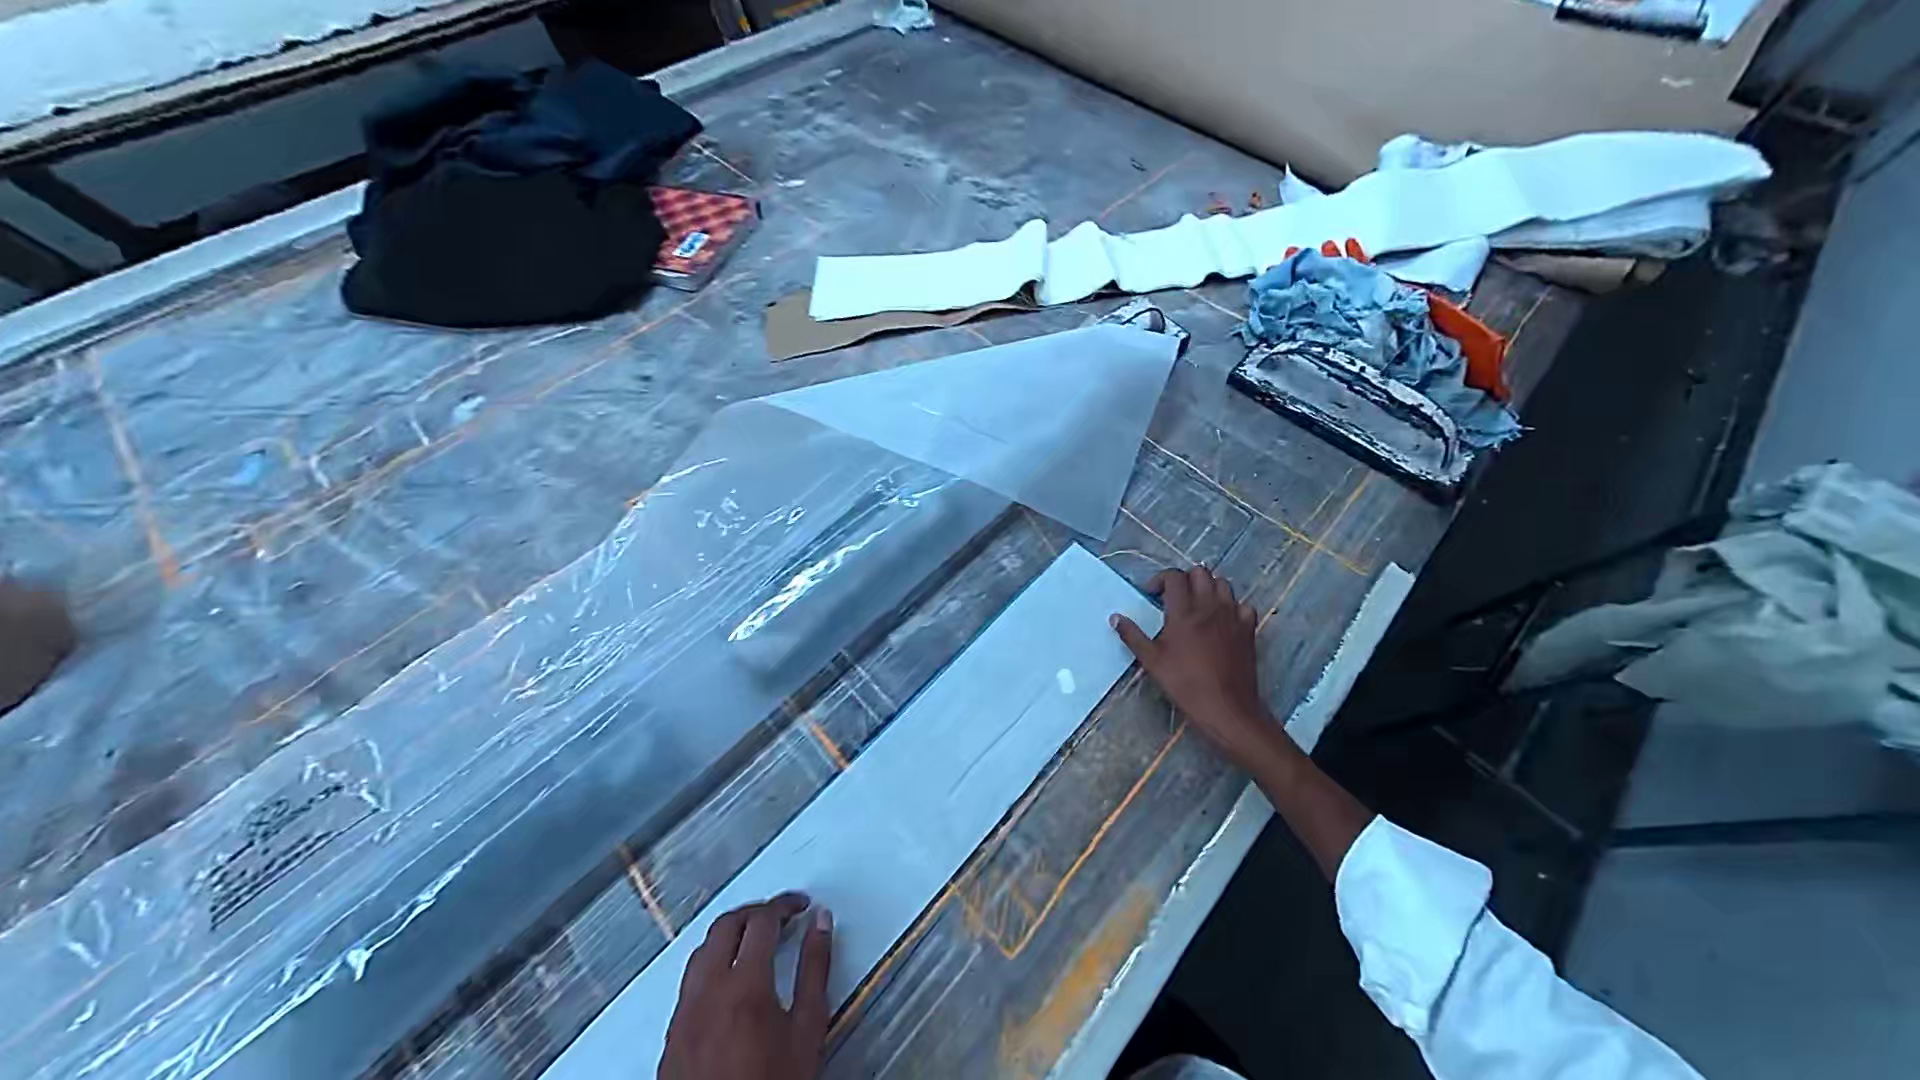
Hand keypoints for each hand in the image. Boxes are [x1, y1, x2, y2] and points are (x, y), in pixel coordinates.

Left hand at [659, 892, 833, 1079]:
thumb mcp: (807, 1031)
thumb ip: (815, 968)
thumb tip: (820, 924)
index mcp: (744, 985)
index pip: (763, 920)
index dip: (784, 905)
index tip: (800, 905)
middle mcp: (707, 991)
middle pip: (726, 925)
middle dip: (755, 911)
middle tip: (780, 915)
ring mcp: (684, 1013)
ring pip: (702, 949)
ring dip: (730, 933)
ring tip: (755, 939)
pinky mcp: (671, 1034)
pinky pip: (689, 979)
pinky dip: (711, 961)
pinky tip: (728, 978)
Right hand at [1111, 566, 1277, 771]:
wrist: (1226, 706)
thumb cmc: (1185, 683)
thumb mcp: (1152, 661)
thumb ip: (1132, 635)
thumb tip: (1115, 617)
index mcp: (1184, 611)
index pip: (1174, 577)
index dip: (1160, 580)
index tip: (1152, 596)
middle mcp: (1210, 606)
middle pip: (1200, 573)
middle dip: (1185, 580)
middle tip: (1174, 598)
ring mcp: (1232, 615)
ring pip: (1222, 584)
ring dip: (1208, 588)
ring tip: (1197, 606)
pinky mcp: (1248, 628)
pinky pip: (1241, 605)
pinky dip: (1231, 606)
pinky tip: (1222, 621)